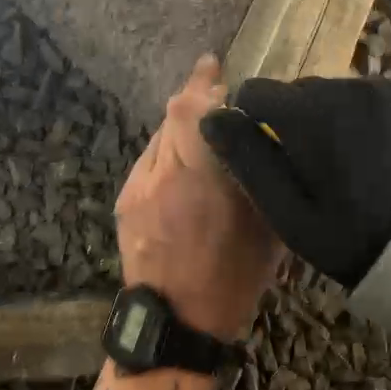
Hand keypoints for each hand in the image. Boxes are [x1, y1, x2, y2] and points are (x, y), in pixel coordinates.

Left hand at [114, 54, 282, 338]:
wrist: (177, 322)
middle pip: (172, 116)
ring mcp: (137, 188)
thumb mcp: (266, 227)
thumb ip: (260, 173)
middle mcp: (161, 177)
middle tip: (217, 91)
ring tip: (206, 131)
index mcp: (198, 182)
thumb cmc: (234, 278)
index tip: (215, 66)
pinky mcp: (125, 199)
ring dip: (183, 126)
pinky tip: (187, 163)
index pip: (188, 111)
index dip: (201, 83)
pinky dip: (169, 151)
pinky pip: (150, 160)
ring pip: (160, 136)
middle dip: (195, 99)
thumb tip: (264, 133)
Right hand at [199, 76, 390, 288]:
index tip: (265, 156)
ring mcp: (380, 89)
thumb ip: (248, 160)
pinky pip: (363, 100)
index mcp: (308, 113)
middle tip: (307, 171)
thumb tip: (211, 118)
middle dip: (290, 123)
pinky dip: (356, 120)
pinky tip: (371, 158)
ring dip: (324, 120)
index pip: (254, 91)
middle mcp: (343, 87)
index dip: (249, 121)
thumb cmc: (357, 235)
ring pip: (329, 95)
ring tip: (343, 168)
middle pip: (294, 92)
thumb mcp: (291, 212)